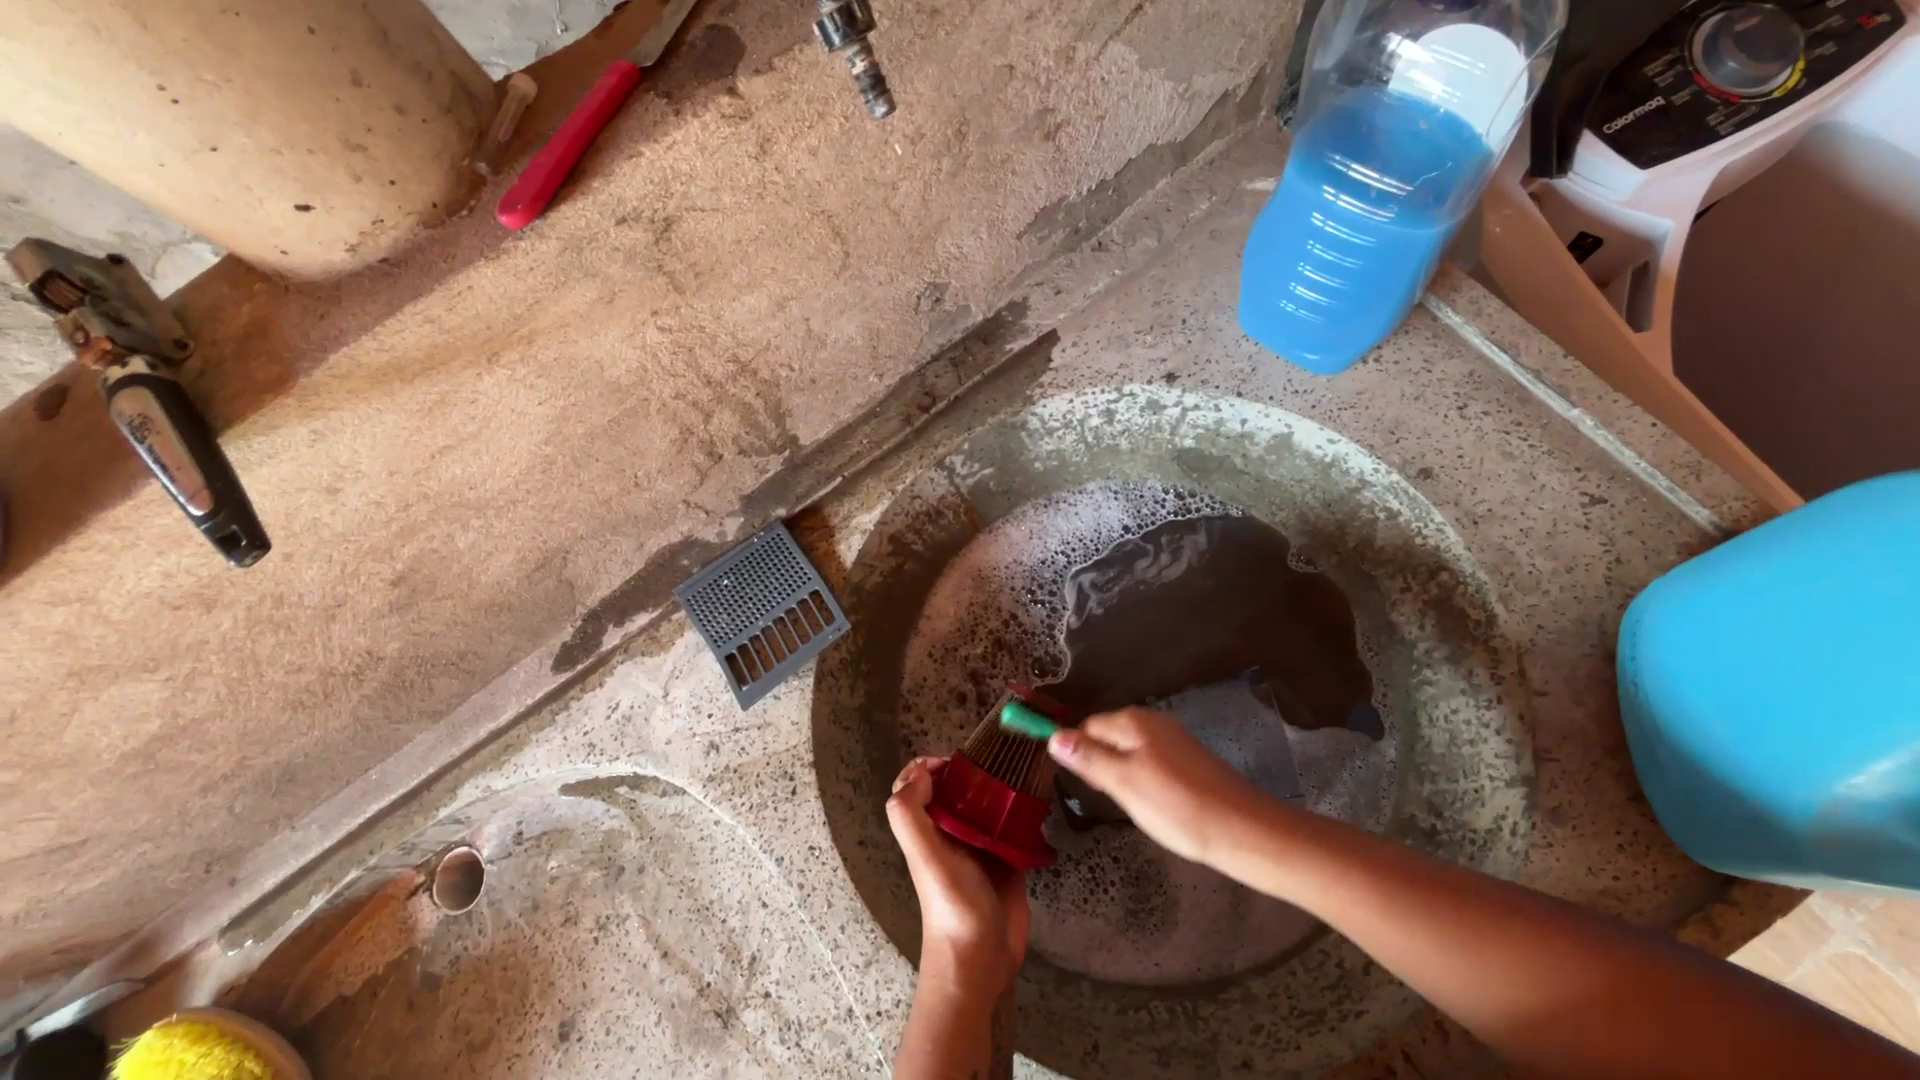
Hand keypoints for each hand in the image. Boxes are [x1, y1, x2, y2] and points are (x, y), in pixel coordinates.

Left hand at [887, 757, 1030, 992]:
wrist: (982, 960)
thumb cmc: (952, 906)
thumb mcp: (925, 857)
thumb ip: (910, 814)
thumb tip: (920, 771)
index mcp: (926, 828)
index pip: (919, 784)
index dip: (931, 765)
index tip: (961, 761)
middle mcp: (951, 833)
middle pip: (957, 790)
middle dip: (974, 773)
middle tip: (1000, 764)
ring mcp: (981, 847)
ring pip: (987, 806)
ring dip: (1001, 790)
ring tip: (1022, 776)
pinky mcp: (1008, 860)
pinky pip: (1014, 828)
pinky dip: (1024, 814)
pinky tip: (1039, 803)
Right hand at [1047, 707, 1265, 864]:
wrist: (1242, 830)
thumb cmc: (1176, 807)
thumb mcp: (1123, 784)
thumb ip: (1088, 758)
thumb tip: (1054, 736)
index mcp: (1134, 722)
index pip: (1088, 727)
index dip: (1080, 754)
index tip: (1088, 786)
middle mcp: (1153, 722)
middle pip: (1109, 737)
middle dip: (1102, 766)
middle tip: (1114, 800)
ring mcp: (1174, 741)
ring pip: (1130, 753)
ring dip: (1123, 777)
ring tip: (1135, 806)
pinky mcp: (1189, 761)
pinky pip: (1151, 764)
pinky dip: (1146, 782)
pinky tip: (1157, 806)